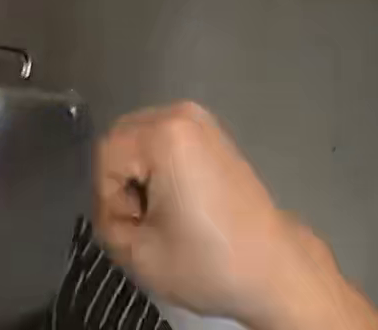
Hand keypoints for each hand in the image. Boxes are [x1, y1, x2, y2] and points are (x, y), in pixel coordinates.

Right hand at [93, 104, 377, 329]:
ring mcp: (199, 117)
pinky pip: (164, 136)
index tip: (130, 229)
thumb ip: (107, 221)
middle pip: (122, 137)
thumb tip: (109, 203)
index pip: (106, 155)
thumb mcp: (139, 253)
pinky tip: (175, 197)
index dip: (108, 197)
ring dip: (138, 172)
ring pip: (140, 136)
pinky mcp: (211, 129)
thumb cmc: (206, 259)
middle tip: (141, 220)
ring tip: (159, 211)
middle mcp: (181, 112)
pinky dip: (158, 163)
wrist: (271, 264)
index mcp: (165, 133)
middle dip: (121, 180)